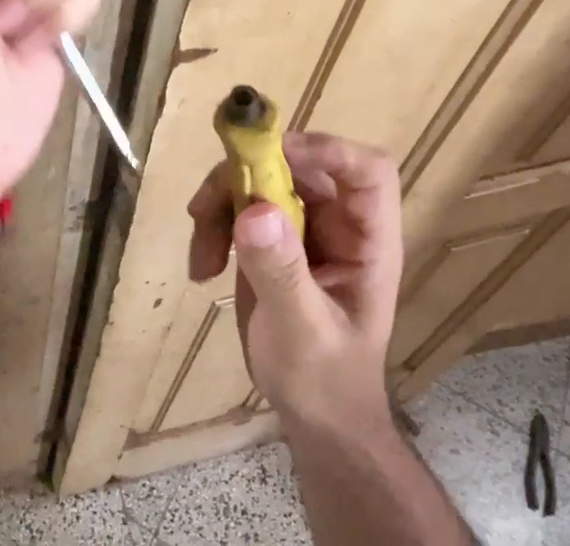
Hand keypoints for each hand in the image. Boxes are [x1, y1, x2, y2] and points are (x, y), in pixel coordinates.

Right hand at [186, 132, 404, 437]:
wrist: (313, 419)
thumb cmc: (325, 381)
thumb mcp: (302, 330)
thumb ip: (281, 272)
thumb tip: (255, 210)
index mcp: (368, 241)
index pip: (367, 172)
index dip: (327, 150)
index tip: (269, 155)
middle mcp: (338, 226)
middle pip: (297, 167)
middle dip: (248, 178)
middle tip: (207, 204)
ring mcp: (303, 232)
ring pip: (259, 182)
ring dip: (220, 205)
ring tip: (201, 255)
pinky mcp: (271, 242)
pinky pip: (238, 208)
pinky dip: (212, 227)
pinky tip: (201, 268)